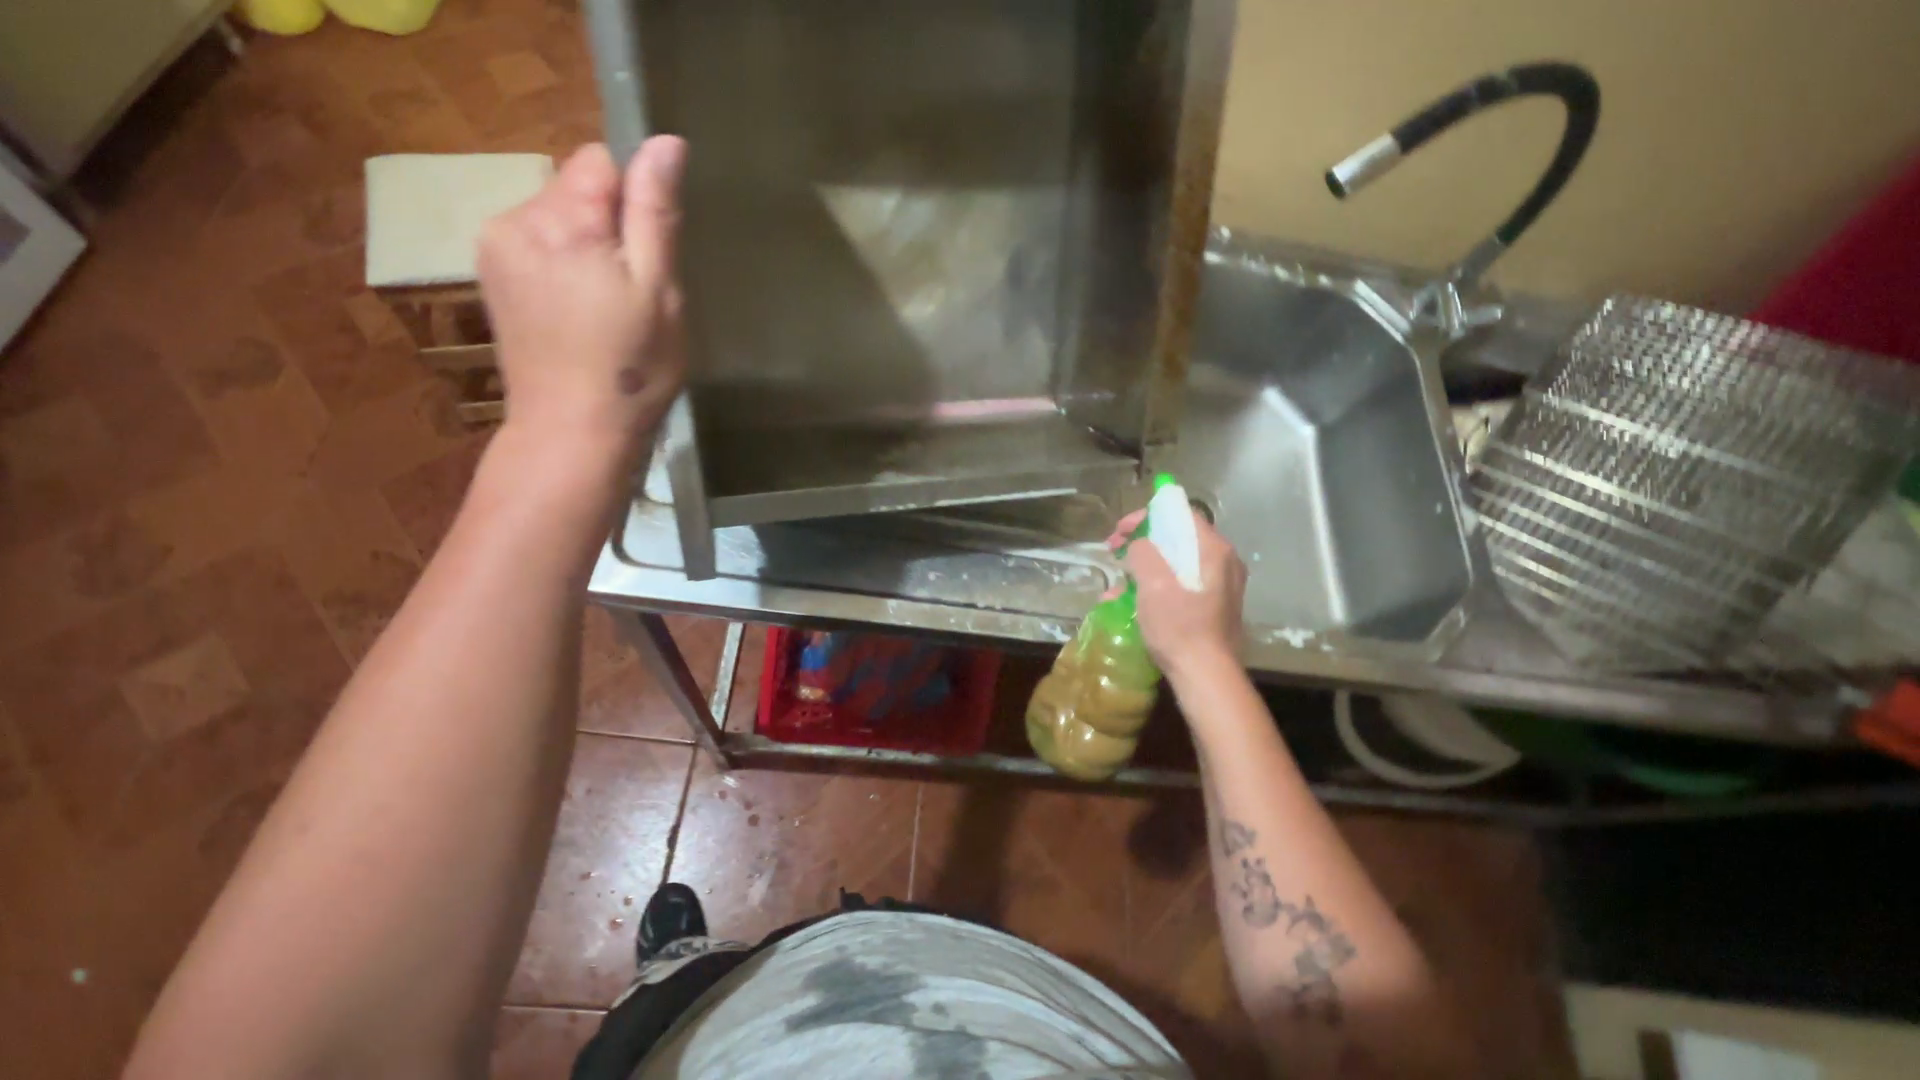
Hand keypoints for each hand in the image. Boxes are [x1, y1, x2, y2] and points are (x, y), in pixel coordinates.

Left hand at [477, 138, 687, 460]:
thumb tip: (665, 142)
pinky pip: (537, 243)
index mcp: (562, 221)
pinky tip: (576, 312)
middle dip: (608, 227)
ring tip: (602, 308)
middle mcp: (516, 221)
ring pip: (557, 216)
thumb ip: (655, 212)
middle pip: (576, 188)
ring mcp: (496, 249)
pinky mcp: (491, 275)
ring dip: (584, 247)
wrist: (570, 435)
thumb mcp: (659, 291)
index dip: (634, 202)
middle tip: (628, 292)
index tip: (646, 254)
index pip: (602, 162)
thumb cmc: (630, 370)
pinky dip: (561, 266)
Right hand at [1107, 509, 1247, 677]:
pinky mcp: (1215, 607)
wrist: (1206, 675)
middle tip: (1115, 553)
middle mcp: (1224, 562)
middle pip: (1178, 538)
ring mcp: (1222, 586)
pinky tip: (1134, 605)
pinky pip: (1183, 585)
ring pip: (1178, 564)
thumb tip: (1141, 545)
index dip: (1146, 517)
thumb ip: (1145, 552)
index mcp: (1214, 550)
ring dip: (1145, 570)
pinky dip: (1158, 588)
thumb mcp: (1153, 583)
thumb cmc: (1179, 625)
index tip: (1120, 531)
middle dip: (1142, 544)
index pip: (1180, 514)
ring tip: (1117, 589)